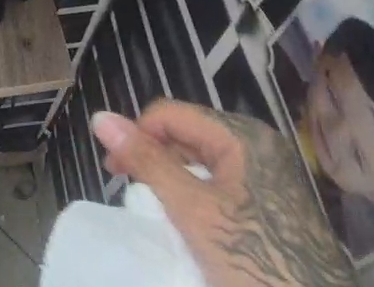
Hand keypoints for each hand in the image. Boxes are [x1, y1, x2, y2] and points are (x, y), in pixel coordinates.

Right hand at [91, 103, 350, 286]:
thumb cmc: (253, 260)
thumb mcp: (192, 210)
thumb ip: (147, 161)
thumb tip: (100, 118)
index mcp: (242, 135)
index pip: (169, 113)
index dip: (136, 136)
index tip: (113, 173)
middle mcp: (258, 143)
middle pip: (187, 132)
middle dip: (154, 155)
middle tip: (130, 189)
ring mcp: (269, 172)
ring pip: (203, 157)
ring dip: (173, 175)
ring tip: (157, 206)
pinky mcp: (273, 200)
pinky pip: (222, 179)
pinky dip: (197, 192)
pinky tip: (189, 219)